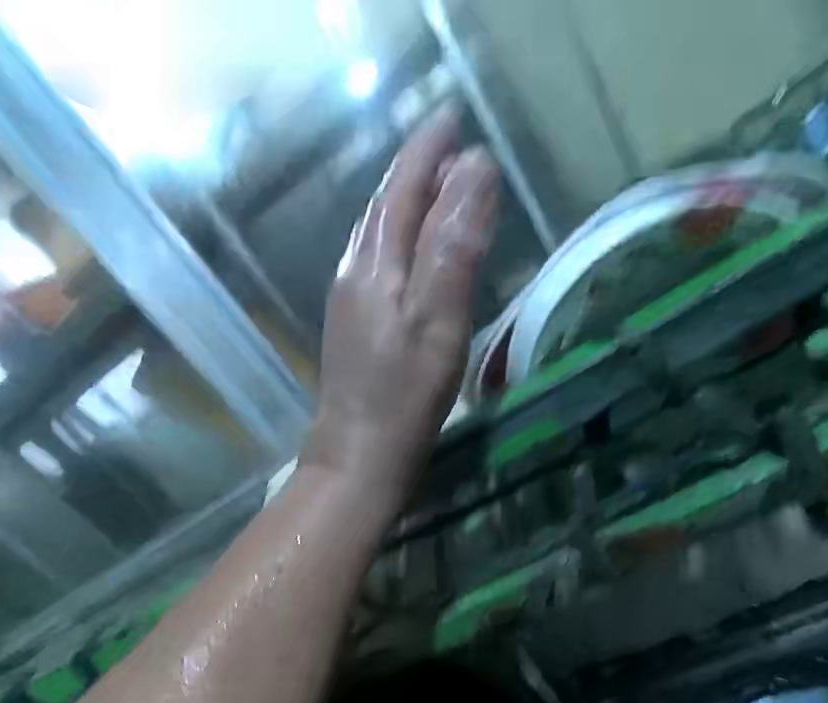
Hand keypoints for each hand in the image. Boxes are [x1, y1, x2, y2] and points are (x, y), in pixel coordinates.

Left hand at [302, 105, 500, 502]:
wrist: (359, 458)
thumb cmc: (404, 393)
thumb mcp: (438, 317)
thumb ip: (454, 245)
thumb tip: (476, 169)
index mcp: (376, 263)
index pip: (403, 188)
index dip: (429, 151)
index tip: (454, 118)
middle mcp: (356, 272)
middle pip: (386, 207)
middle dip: (419, 172)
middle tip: (454, 148)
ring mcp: (351, 302)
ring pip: (380, 236)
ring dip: (409, 205)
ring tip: (440, 190)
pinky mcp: (356, 329)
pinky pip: (381, 265)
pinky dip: (404, 243)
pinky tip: (417, 254)